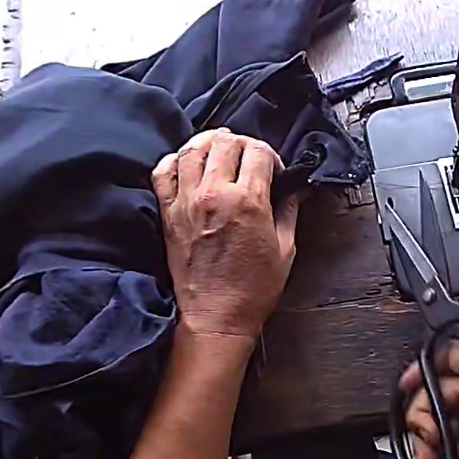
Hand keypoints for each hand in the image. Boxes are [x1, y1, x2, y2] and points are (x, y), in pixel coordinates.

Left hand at [153, 129, 302, 345]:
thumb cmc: (253, 290)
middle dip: (243, 144)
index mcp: (248, 202)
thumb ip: (289, 211)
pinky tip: (189, 165)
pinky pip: (163, 171)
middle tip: (250, 159)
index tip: (274, 171)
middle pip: (225, 142)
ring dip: (210, 143)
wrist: (217, 316)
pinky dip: (176, 160)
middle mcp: (214, 194)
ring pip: (193, 149)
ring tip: (221, 152)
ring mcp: (186, 202)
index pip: (258, 151)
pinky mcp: (168, 214)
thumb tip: (295, 188)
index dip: (271, 156)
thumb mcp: (285, 250)